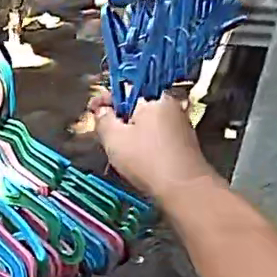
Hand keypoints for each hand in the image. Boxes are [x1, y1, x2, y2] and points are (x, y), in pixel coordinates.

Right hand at [88, 89, 219, 199]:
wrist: (183, 187)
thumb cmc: (146, 159)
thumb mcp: (113, 138)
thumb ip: (103, 120)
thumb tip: (102, 110)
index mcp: (154, 98)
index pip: (125, 88)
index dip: (105, 98)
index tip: (92, 109)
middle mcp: (170, 106)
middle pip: (137, 106)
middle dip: (119, 117)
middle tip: (103, 133)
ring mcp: (180, 125)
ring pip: (147, 123)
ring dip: (131, 132)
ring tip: (118, 150)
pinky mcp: (183, 143)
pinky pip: (157, 137)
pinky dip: (144, 144)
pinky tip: (137, 159)